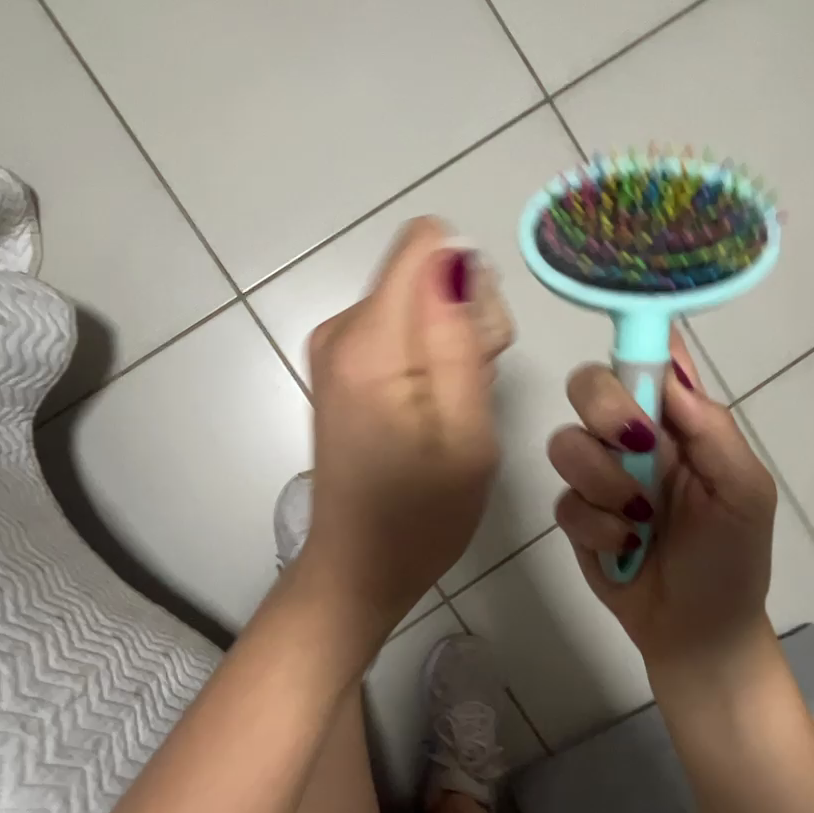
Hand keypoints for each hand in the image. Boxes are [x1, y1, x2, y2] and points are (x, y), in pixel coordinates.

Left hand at [300, 217, 500, 633]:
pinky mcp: (343, 368)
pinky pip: (404, 333)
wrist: (360, 568)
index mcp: (368, 340)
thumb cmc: (421, 515)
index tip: (477, 351)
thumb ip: (460, 336)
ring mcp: (336, 348)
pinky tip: (430, 417)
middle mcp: (341, 328)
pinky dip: (430, 364)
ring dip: (453, 349)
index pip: (428, 244)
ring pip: (422, 304)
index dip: (470, 289)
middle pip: (428, 272)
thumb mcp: (465, 431)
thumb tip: (456, 252)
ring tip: (449, 416)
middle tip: (467, 397)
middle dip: (466, 323)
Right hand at [547, 332, 778, 670]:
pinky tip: (626, 550)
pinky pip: (564, 500)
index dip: (635, 339)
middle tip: (634, 444)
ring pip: (566, 442)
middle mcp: (634, 439)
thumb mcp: (745, 493)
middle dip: (605, 408)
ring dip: (603, 481)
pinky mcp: (576, 515)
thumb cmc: (732, 559)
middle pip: (590, 384)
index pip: (651, 359)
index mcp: (680, 423)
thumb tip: (670, 373)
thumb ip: (711, 430)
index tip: (632, 353)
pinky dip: (596, 526)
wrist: (697, 631)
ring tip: (640, 522)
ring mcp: (600, 476)